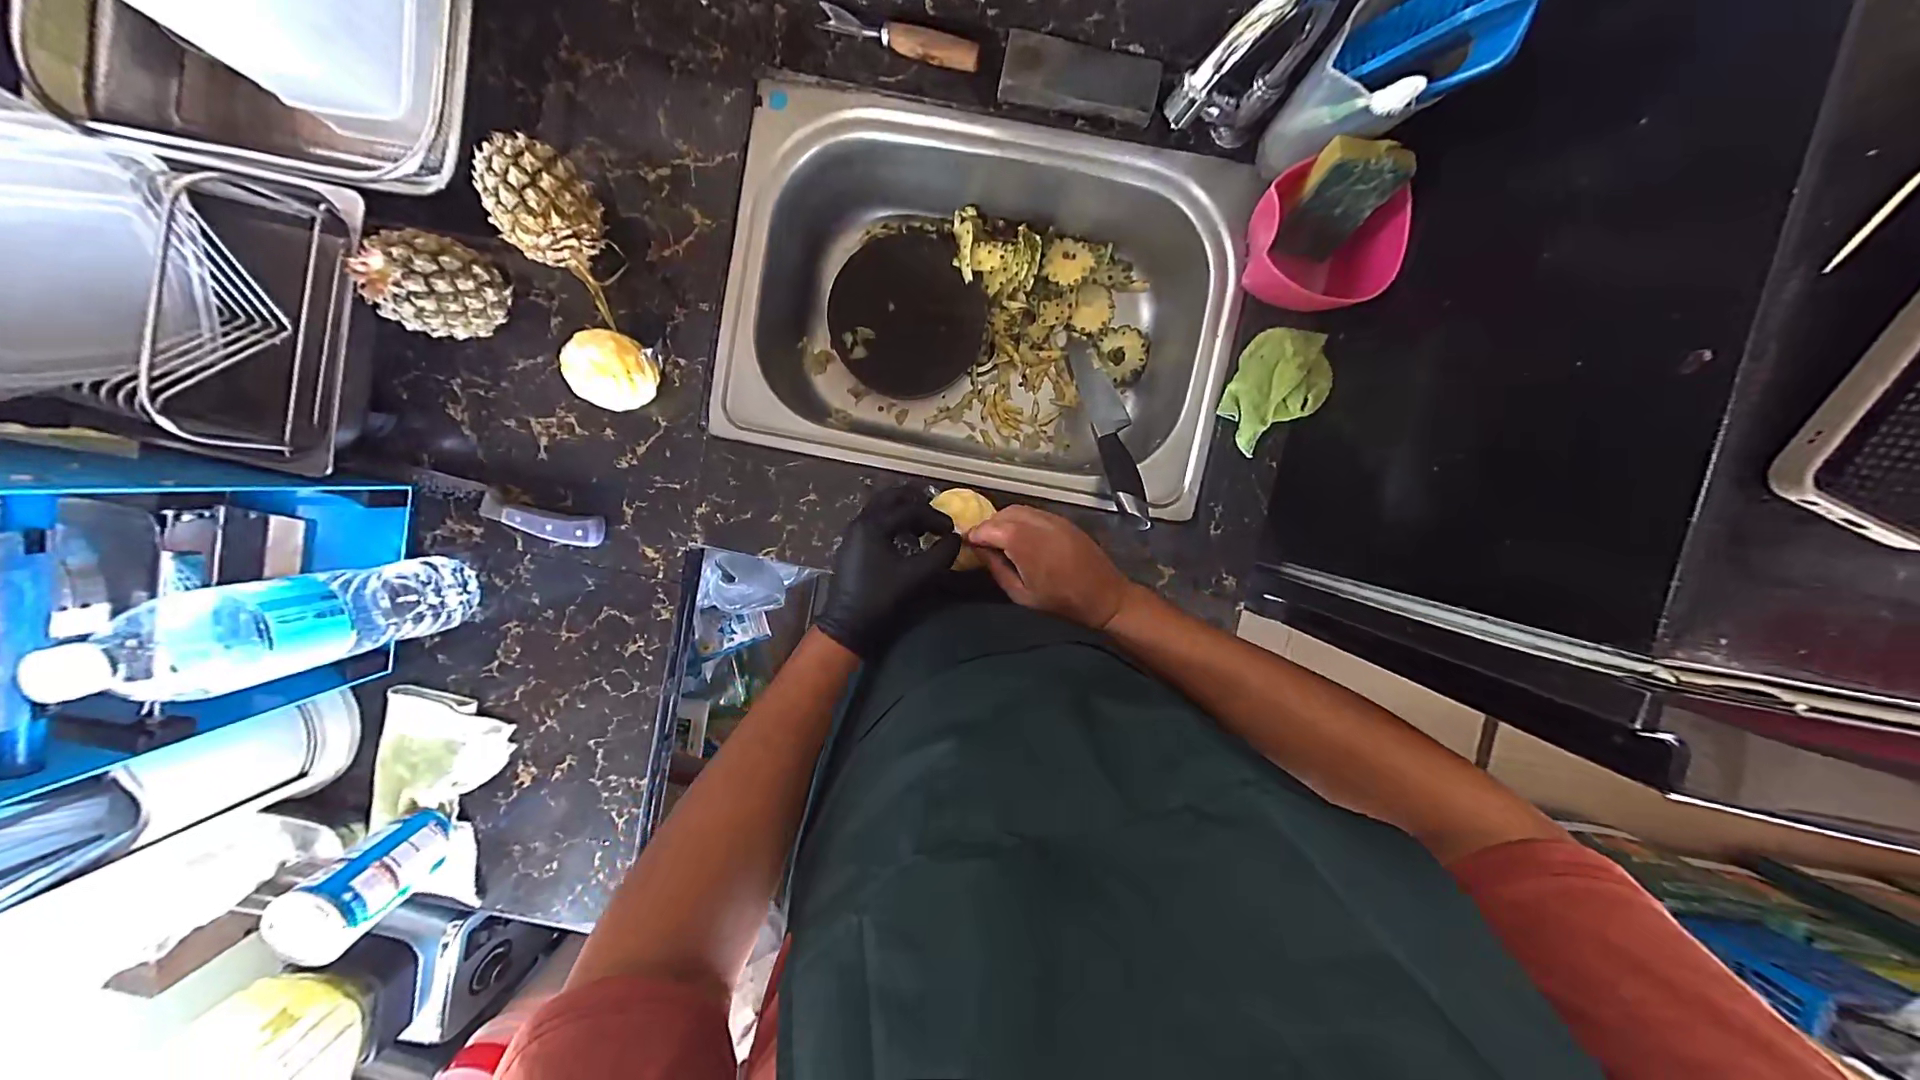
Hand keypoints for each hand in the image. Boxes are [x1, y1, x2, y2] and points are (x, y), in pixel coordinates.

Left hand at [814, 484, 962, 656]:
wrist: (848, 623)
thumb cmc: (882, 597)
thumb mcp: (918, 575)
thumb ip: (941, 553)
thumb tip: (955, 538)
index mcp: (874, 524)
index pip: (911, 509)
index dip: (935, 516)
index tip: (951, 529)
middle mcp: (861, 522)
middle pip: (891, 498)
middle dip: (916, 502)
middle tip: (935, 515)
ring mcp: (853, 533)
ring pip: (881, 509)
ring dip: (903, 512)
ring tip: (922, 528)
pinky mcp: (852, 546)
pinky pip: (874, 522)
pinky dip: (892, 523)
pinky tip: (904, 540)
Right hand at [966, 505, 1138, 629]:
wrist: (1104, 596)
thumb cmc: (1061, 601)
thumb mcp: (1020, 593)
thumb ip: (996, 568)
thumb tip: (979, 551)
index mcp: (1022, 541)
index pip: (987, 528)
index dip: (973, 536)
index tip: (966, 545)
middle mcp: (1036, 523)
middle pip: (1001, 515)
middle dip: (987, 527)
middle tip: (981, 545)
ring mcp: (1051, 519)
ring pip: (1017, 510)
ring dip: (1003, 522)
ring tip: (999, 541)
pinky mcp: (1063, 520)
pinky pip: (1033, 513)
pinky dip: (1020, 520)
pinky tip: (1020, 537)